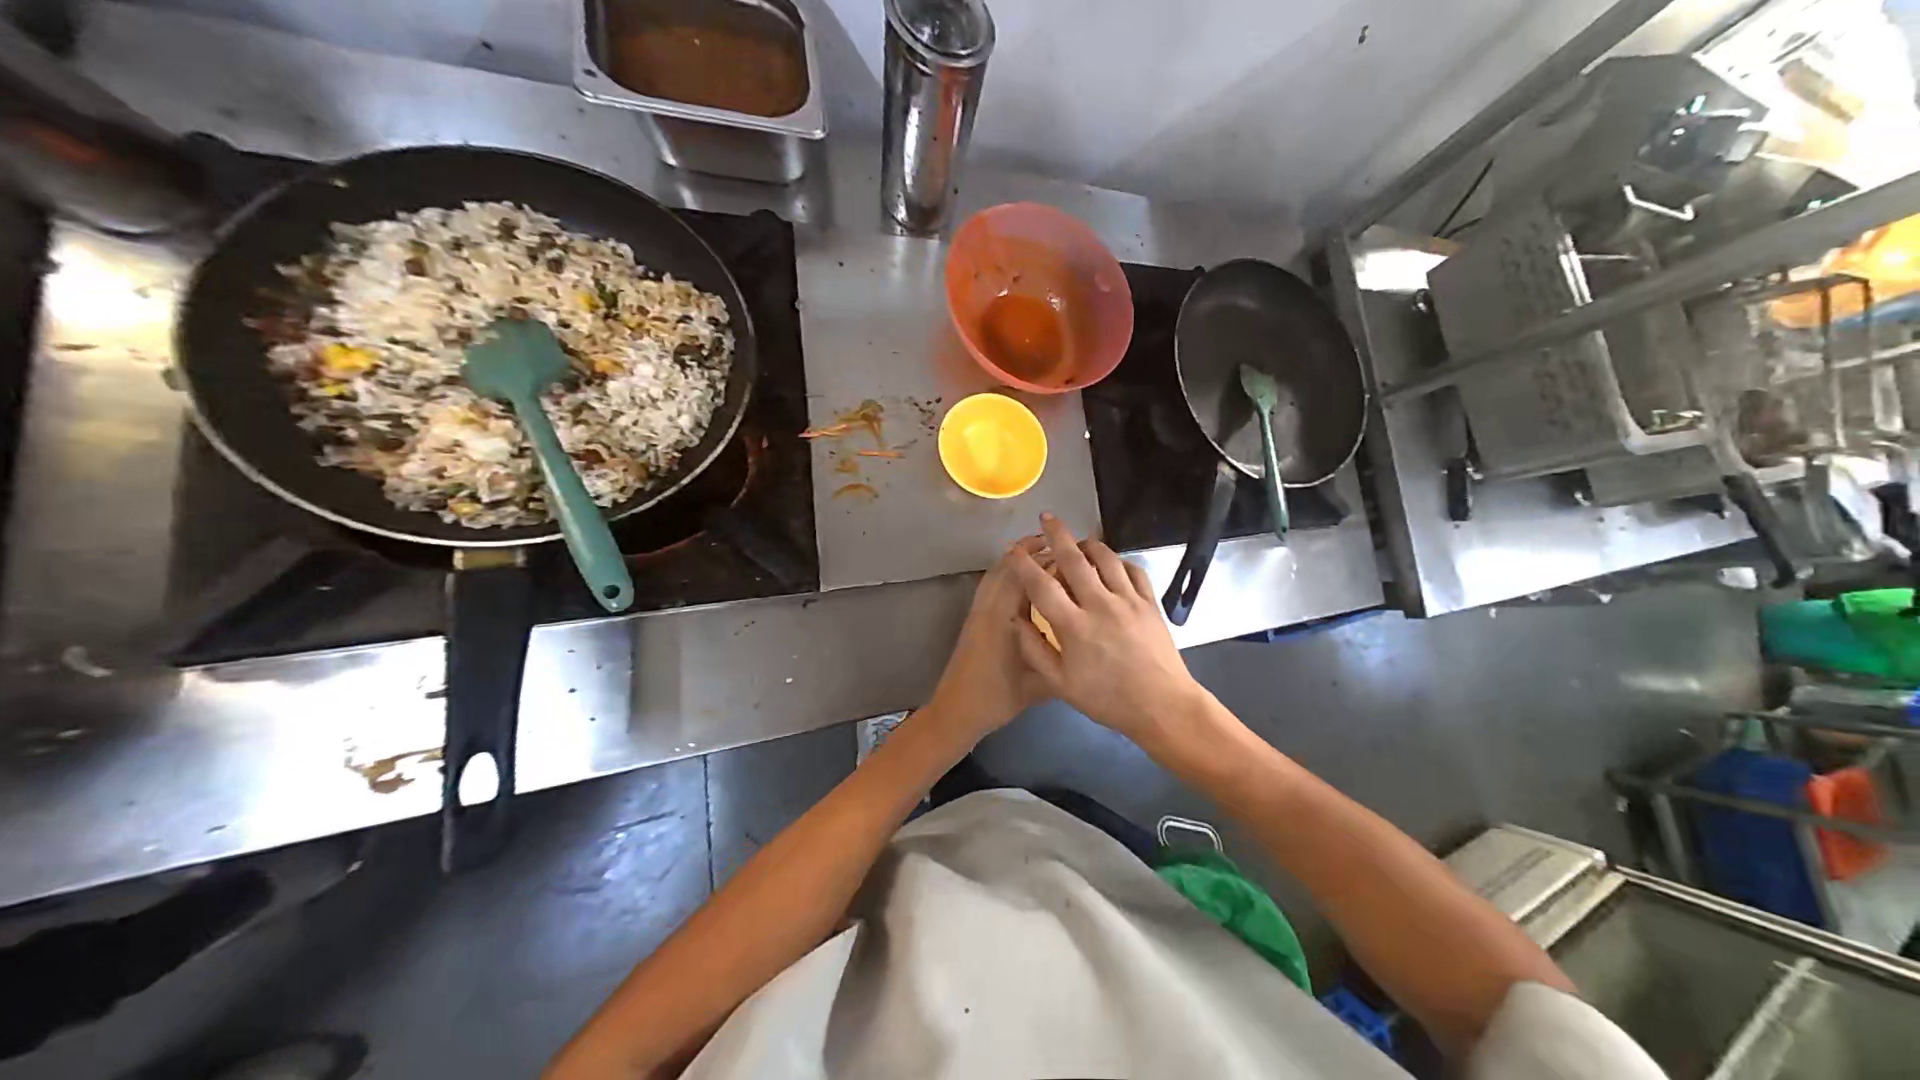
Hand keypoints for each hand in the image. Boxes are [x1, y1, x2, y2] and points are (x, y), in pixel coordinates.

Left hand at [925, 537, 1052, 739]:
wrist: (957, 711)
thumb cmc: (997, 698)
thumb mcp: (1039, 684)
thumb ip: (1062, 660)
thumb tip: (1089, 644)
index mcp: (1004, 619)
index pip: (1024, 576)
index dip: (1045, 559)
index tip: (1069, 550)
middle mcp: (988, 608)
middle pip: (1007, 567)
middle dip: (1030, 551)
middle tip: (1057, 543)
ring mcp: (978, 612)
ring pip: (995, 573)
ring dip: (1016, 560)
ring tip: (1042, 552)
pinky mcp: (973, 619)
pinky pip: (990, 585)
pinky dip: (1005, 573)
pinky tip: (1023, 581)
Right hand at [1009, 515, 1209, 745]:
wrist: (1163, 706)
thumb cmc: (1108, 700)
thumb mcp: (1062, 685)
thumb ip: (1035, 650)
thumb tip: (1016, 622)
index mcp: (1074, 626)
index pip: (1042, 585)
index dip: (1024, 564)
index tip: (1013, 550)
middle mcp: (1100, 605)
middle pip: (1074, 560)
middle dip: (1057, 535)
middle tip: (1047, 517)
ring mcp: (1128, 601)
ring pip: (1106, 559)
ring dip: (1089, 544)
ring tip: (1079, 539)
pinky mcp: (1150, 603)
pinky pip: (1133, 571)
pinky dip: (1120, 561)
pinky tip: (1112, 562)